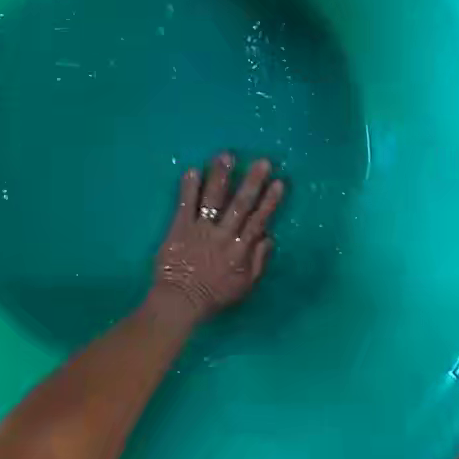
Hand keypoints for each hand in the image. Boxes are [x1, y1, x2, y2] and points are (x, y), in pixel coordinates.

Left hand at [149, 153, 283, 322]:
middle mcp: (223, 235)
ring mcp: (200, 230)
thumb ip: (258, 261)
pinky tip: (193, 170)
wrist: (179, 302)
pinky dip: (189, 188)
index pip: (258, 220)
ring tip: (226, 156)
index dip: (270, 201)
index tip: (279, 182)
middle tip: (262, 161)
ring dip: (221, 176)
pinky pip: (185, 205)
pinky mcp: (179, 229)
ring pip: (213, 199)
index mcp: (240, 249)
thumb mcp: (244, 286)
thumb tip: (269, 237)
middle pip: (240, 204)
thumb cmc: (213, 296)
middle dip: (252, 182)